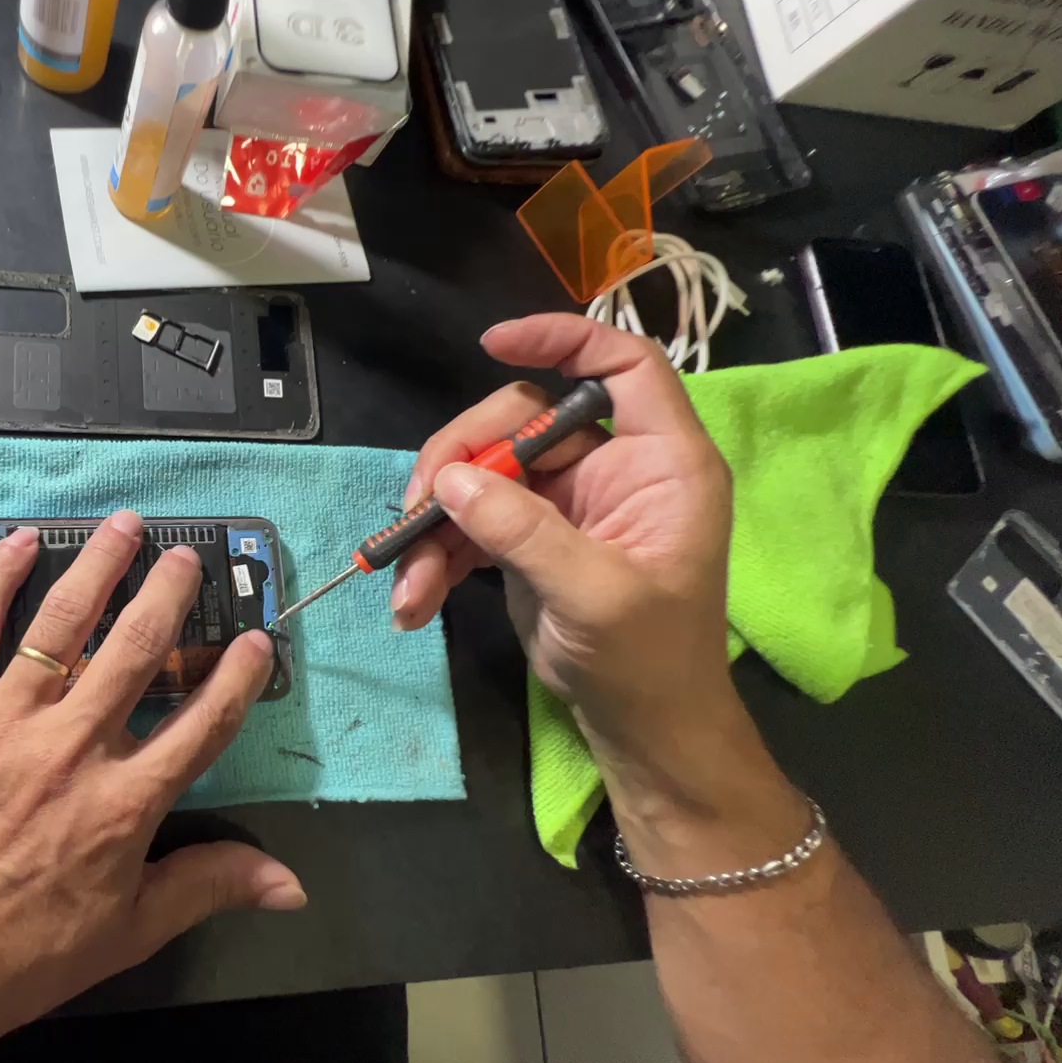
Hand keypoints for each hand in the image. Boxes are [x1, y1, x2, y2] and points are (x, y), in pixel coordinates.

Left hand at [0, 511, 303, 1062]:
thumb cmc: (25, 953)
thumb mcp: (129, 929)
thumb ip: (210, 886)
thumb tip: (294, 887)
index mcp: (124, 802)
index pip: (202, 722)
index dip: (236, 676)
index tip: (255, 636)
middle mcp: (71, 746)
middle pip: (136, 651)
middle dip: (167, 595)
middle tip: (185, 556)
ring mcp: (4, 721)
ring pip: (61, 624)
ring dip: (99, 568)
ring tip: (124, 527)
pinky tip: (20, 541)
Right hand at [387, 315, 759, 819]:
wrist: (634, 722)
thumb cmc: (648, 659)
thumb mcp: (595, 595)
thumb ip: (525, 531)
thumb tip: (448, 479)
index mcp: (655, 463)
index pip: (619, 367)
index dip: (562, 340)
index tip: (491, 343)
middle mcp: (603, 469)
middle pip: (513, 424)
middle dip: (455, 466)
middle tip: (415, 515)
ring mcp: (555, 503)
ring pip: (473, 477)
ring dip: (429, 530)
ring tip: (406, 587)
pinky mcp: (518, 537)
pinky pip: (461, 525)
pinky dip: (431, 559)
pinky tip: (414, 601)